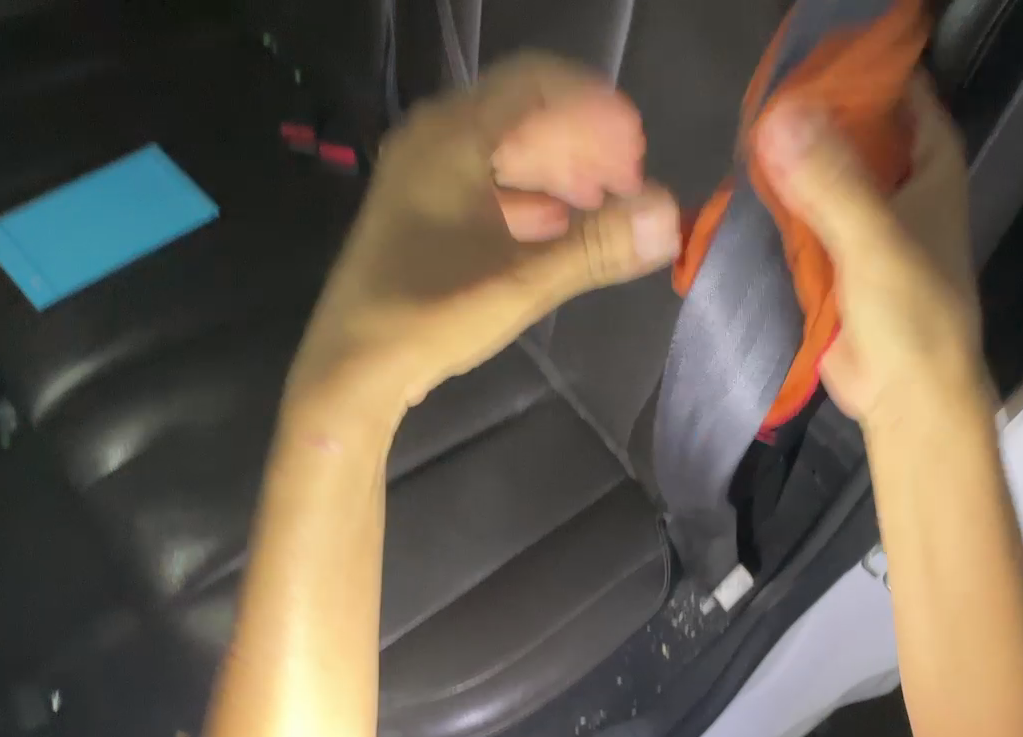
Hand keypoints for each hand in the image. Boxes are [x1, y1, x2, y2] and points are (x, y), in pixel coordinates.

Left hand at [292, 53, 680, 416]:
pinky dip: (530, 199)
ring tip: (602, 209)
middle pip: (523, 114)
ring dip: (559, 173)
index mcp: (451, 137)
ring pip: (506, 151)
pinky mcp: (422, 213)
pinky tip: (558, 230)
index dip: (596, 110)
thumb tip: (670, 216)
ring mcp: (423, 177)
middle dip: (583, 144)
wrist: (353, 368)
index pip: (537, 83)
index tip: (638, 151)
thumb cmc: (431, 316)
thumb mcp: (522, 282)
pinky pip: (487, 184)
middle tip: (629, 185)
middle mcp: (433, 141)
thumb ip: (597, 246)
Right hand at [756, 77, 987, 428]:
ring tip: (749, 134)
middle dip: (819, 118)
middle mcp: (903, 193)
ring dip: (797, 165)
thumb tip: (780, 117)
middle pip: (861, 137)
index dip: (865, 74)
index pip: (905, 98)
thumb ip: (832, 180)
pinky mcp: (839, 270)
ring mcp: (869, 232)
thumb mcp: (875, 239)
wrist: (906, 396)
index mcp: (932, 172)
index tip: (812, 60)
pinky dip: (787, 210)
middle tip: (766, 96)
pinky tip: (751, 193)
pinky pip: (810, 226)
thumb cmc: (911, 314)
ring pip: (831, 182)